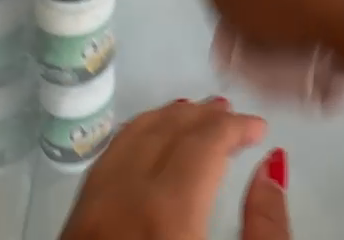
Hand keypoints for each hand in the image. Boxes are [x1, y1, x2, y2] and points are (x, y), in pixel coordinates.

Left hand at [60, 98, 284, 239]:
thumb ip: (265, 228)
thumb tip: (272, 166)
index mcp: (167, 212)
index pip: (204, 141)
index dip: (235, 126)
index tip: (259, 128)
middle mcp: (122, 200)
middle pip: (166, 132)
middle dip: (203, 117)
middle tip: (231, 114)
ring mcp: (88, 213)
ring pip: (129, 140)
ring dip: (165, 120)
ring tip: (194, 114)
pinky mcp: (71, 226)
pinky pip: (104, 163)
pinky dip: (132, 138)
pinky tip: (146, 141)